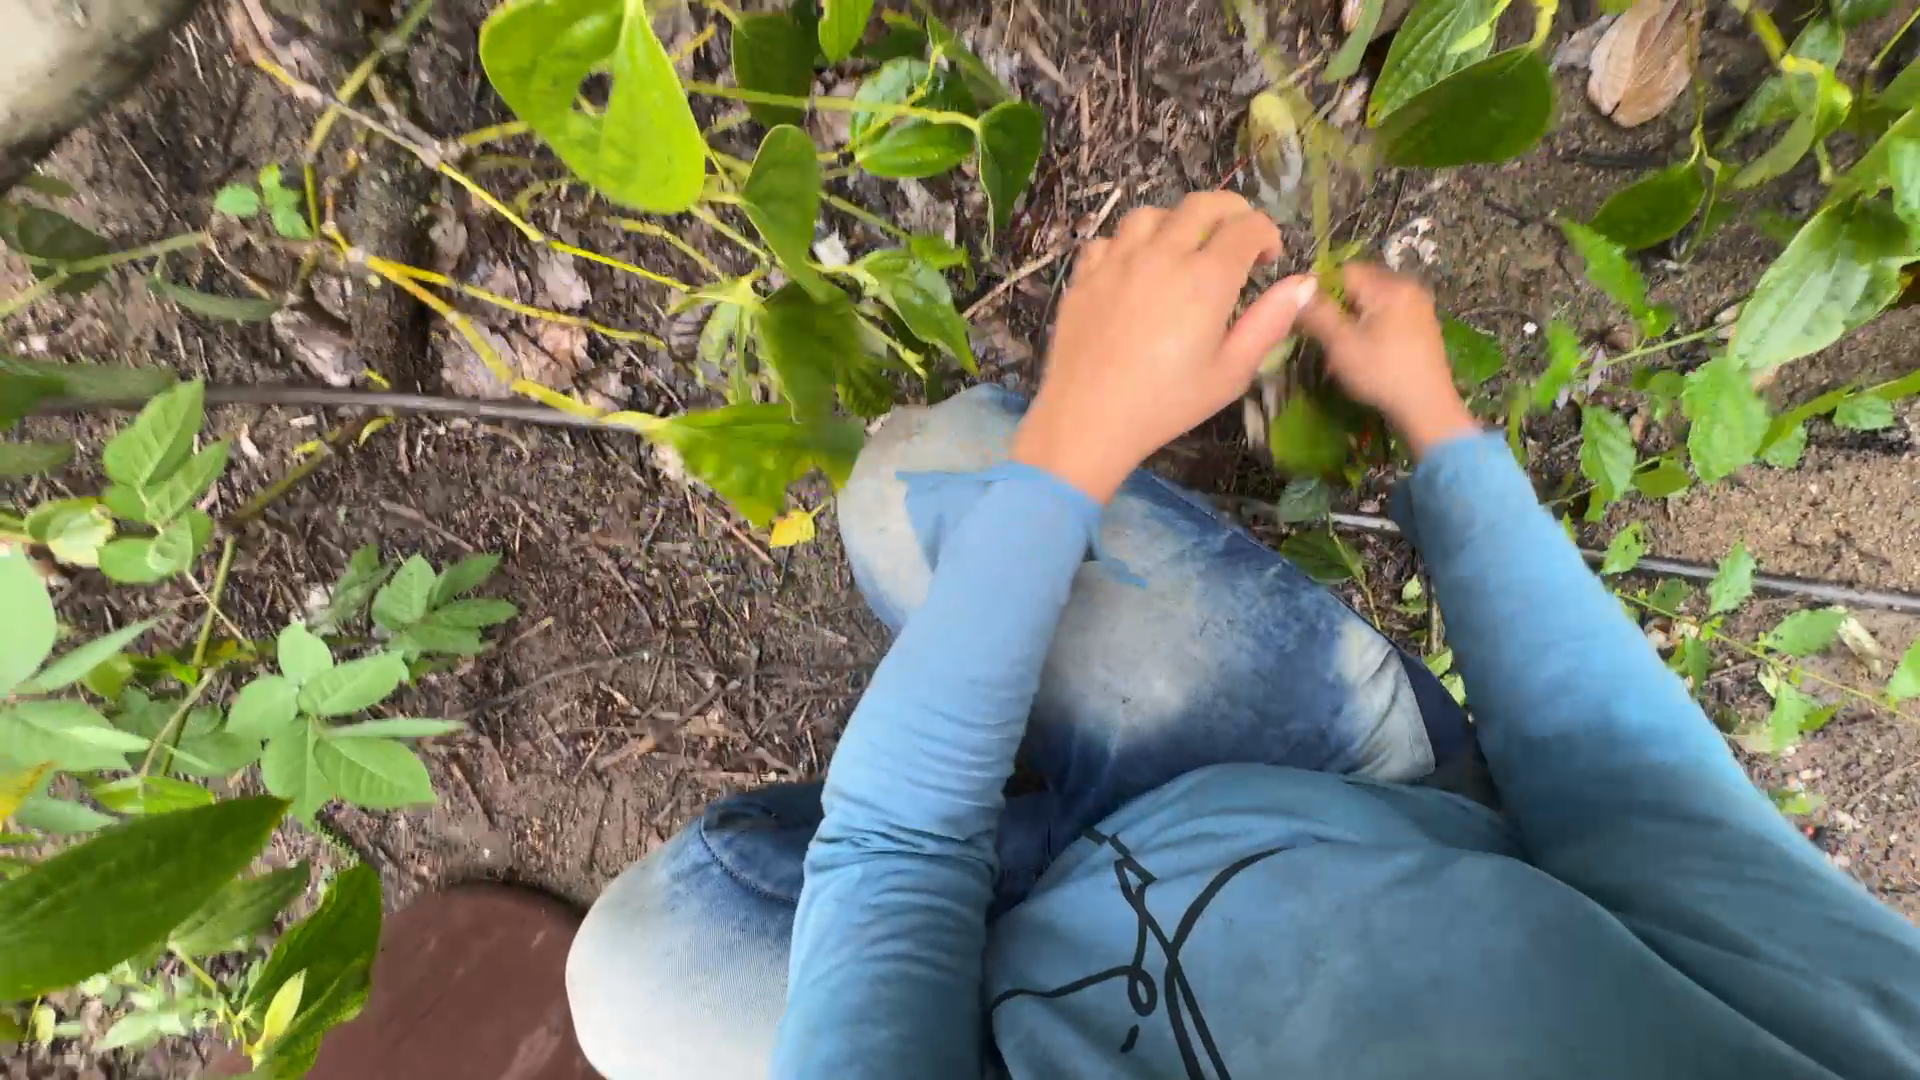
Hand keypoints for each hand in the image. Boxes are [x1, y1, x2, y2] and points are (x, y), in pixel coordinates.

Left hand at [1012, 191, 1319, 501]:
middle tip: (1234, 238)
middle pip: (1201, 205)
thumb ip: (1268, 325)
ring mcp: (1116, 264)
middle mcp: (1161, 257)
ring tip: (1180, 248)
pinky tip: (1132, 267)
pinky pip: (1106, 240)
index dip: (1266, 234)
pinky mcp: (1083, 280)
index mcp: (1205, 279)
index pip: (1247, 227)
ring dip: (1174, 221)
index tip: (1267, 259)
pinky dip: (1126, 244)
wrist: (1087, 420)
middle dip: (1229, 212)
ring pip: (1149, 214)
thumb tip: (1302, 285)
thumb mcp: (1228, 375)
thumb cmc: (1164, 405)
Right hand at [1293, 263, 1477, 458]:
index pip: (1344, 271)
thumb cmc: (1381, 372)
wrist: (1425, 405)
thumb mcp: (1341, 343)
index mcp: (1389, 287)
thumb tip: (1296, 290)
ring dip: (1350, 318)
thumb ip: (1317, 314)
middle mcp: (1407, 288)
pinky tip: (1362, 350)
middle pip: (1359, 285)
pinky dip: (1368, 326)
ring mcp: (1418, 306)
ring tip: (1339, 346)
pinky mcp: (1421, 325)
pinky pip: (1386, 314)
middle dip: (1336, 306)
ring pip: (1371, 302)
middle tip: (1319, 334)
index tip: (1303, 314)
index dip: (1319, 288)